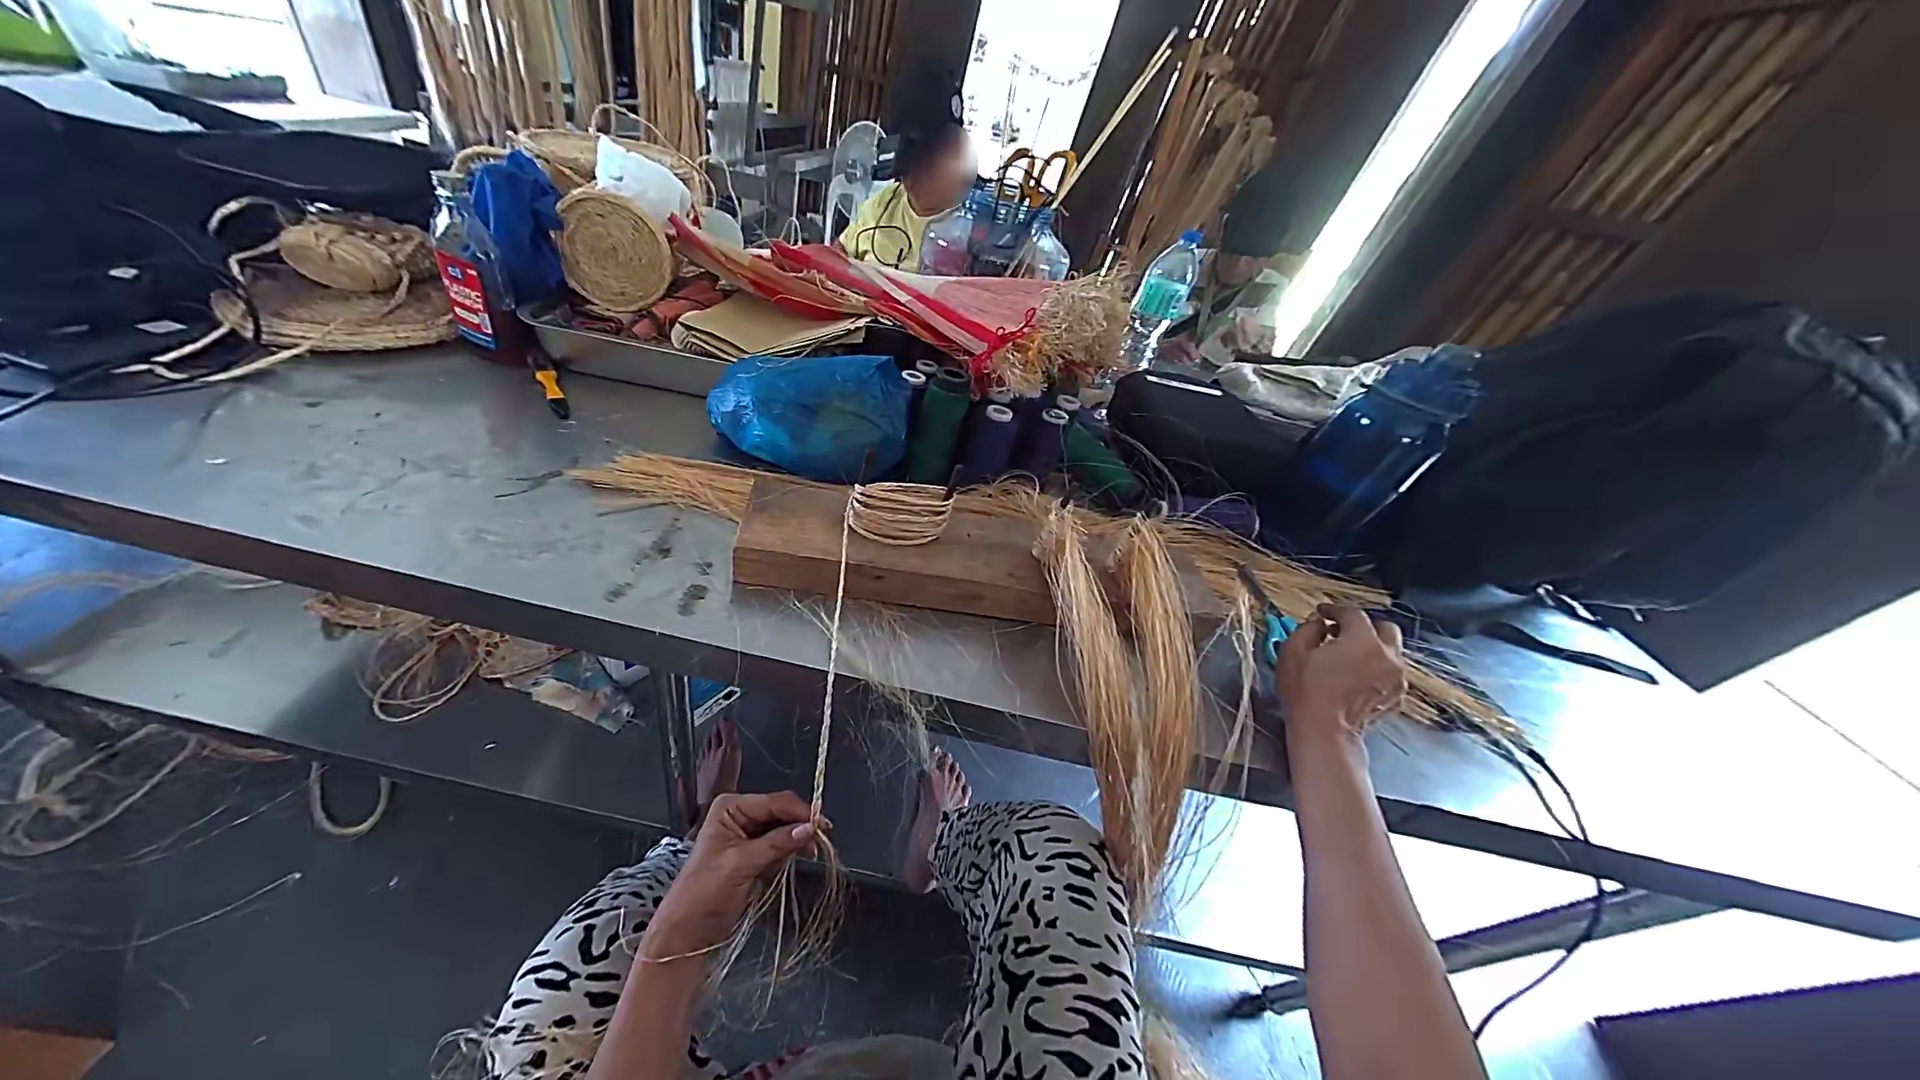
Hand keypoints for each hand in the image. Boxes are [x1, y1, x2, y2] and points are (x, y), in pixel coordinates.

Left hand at [647, 792, 824, 957]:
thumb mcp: (740, 864)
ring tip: (808, 853)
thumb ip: (776, 843)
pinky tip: (792, 860)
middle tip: (819, 842)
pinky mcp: (754, 853)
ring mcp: (747, 834)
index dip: (800, 812)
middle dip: (799, 827)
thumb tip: (809, 828)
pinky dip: (788, 853)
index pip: (774, 801)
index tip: (823, 826)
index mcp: (731, 807)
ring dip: (795, 841)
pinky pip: (780, 845)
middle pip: (781, 812)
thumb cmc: (704, 894)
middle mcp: (740, 814)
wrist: (686, 934)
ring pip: (784, 828)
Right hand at [1274, 604, 1407, 745]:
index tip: (1322, 612)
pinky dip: (1376, 668)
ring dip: (1372, 648)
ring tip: (1349, 656)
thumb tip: (1320, 623)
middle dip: (1363, 626)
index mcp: (1363, 641)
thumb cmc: (1305, 691)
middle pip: (1385, 628)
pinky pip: (1390, 673)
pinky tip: (1356, 677)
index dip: (1335, 609)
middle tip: (1341, 632)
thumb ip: (1308, 628)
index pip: (1353, 613)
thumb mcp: (1293, 652)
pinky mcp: (1397, 697)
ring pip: (1391, 651)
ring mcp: (1397, 678)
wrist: (1325, 732)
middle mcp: (1388, 656)